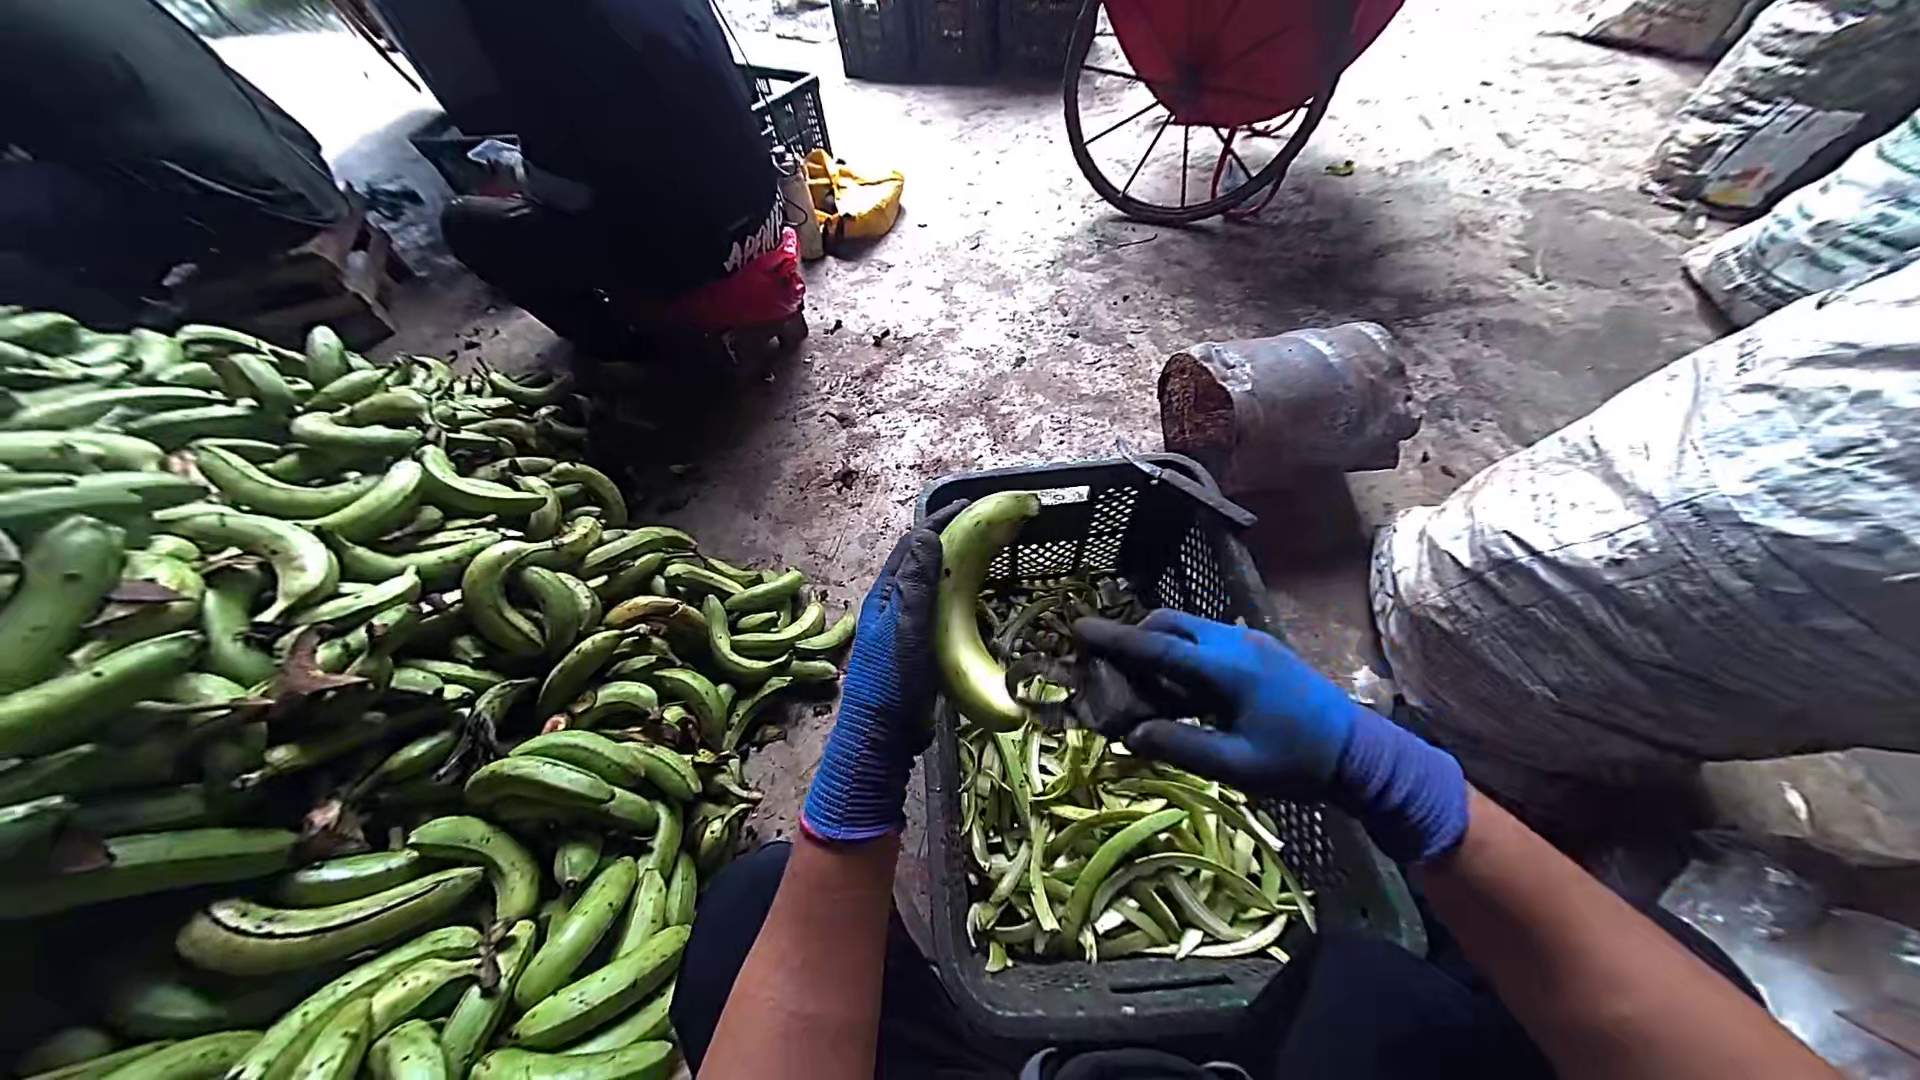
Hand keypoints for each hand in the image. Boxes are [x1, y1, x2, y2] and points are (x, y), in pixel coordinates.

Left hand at [801, 502, 964, 841]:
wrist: (883, 736)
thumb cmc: (891, 681)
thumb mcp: (905, 628)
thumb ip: (915, 583)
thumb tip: (928, 534)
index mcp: (887, 593)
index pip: (913, 544)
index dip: (939, 521)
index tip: (969, 505)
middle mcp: (895, 603)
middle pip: (923, 560)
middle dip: (951, 538)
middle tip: (986, 528)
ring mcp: (907, 624)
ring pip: (933, 584)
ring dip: (955, 564)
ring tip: (986, 556)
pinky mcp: (920, 645)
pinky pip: (942, 609)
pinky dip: (959, 595)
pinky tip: (977, 599)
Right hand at [1076, 610, 1468, 863]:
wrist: (1362, 753)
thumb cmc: (1298, 763)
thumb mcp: (1238, 765)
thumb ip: (1182, 746)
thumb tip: (1130, 734)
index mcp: (1227, 671)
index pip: (1157, 647)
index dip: (1114, 637)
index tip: (1079, 626)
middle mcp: (1235, 643)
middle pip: (1168, 622)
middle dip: (1134, 636)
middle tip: (1112, 662)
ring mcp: (1249, 640)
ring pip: (1188, 625)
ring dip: (1159, 641)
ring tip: (1145, 676)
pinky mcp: (1260, 645)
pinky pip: (1207, 634)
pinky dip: (1182, 647)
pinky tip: (1184, 680)